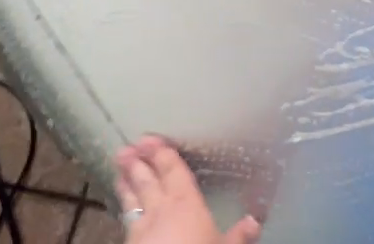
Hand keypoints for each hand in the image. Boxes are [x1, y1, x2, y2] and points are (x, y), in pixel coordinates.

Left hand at [114, 137, 262, 243]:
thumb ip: (238, 236)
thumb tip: (254, 221)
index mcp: (186, 204)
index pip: (173, 173)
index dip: (162, 155)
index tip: (149, 138)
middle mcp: (161, 211)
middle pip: (148, 182)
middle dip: (139, 164)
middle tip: (127, 147)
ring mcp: (140, 231)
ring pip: (132, 201)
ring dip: (126, 184)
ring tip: (118, 169)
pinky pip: (127, 220)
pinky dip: (125, 208)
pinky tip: (125, 209)